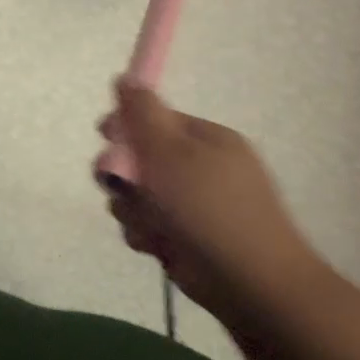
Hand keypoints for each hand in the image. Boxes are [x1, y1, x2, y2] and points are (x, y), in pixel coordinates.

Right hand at [99, 80, 322, 317]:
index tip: (109, 143)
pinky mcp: (187, 235)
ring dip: (132, 210)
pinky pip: (146, 224)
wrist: (250, 281)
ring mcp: (195, 204)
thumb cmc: (208, 208)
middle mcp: (202, 167)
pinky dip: (145, 233)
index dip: (124, 130)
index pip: (150, 119)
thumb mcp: (168, 151)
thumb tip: (126, 77)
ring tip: (151, 226)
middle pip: (137, 159)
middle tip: (130, 190)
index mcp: (207, 140)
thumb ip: (142, 114)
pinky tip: (157, 245)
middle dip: (124, 178)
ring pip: (136, 195)